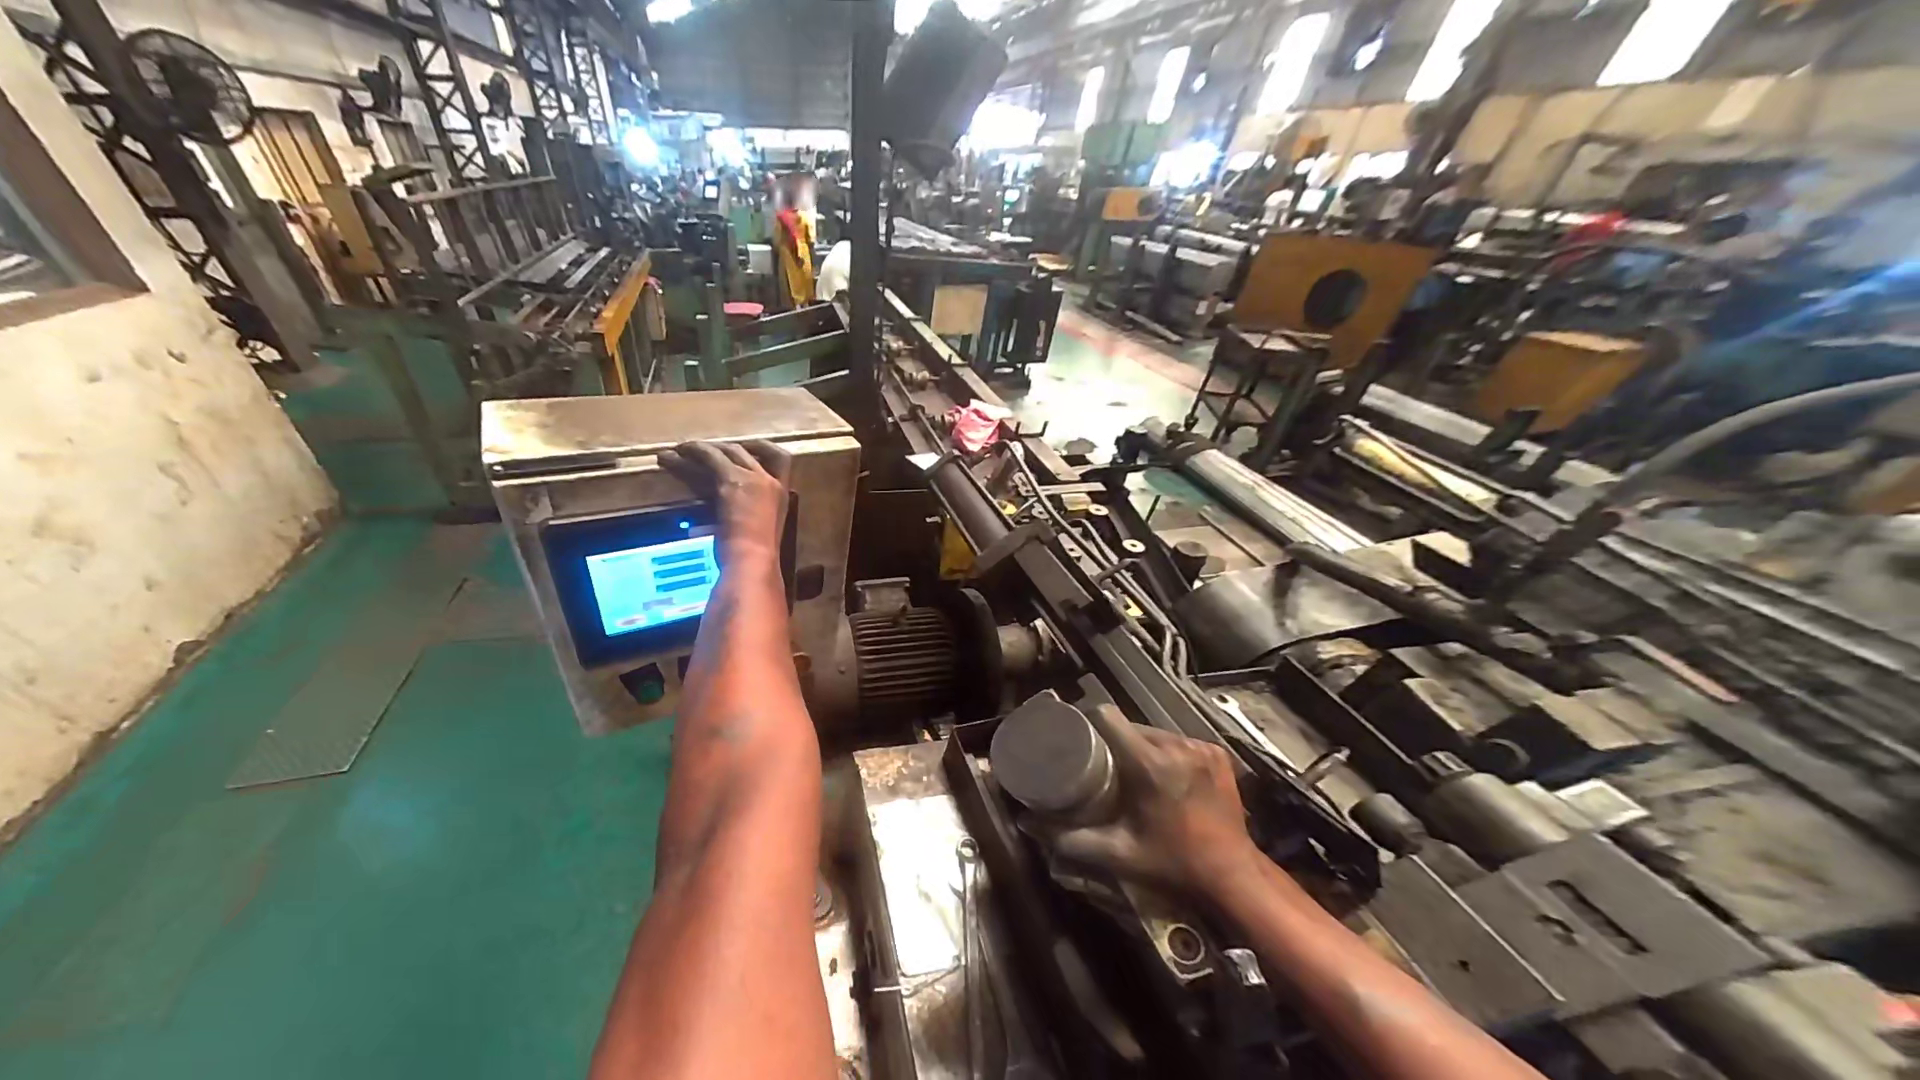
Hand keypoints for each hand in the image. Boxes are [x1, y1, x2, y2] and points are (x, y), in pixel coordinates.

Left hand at [657, 440, 790, 563]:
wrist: (754, 563)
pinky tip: (672, 456)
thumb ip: (745, 520)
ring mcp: (753, 479)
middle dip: (721, 449)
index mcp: (782, 496)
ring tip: (676, 450)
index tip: (743, 447)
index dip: (761, 448)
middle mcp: (771, 482)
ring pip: (724, 453)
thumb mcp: (757, 534)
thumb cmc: (758, 561)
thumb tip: (720, 522)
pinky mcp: (731, 481)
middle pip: (745, 453)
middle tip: (699, 451)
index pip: (781, 459)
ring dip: (699, 450)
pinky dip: (691, 453)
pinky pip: (709, 457)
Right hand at [1053, 705, 1260, 900]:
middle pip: (1132, 725)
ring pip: (1156, 732)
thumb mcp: (1117, 853)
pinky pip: (1180, 741)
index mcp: (1150, 763)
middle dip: (1115, 740)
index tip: (1079, 737)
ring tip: (1131, 770)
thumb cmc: (1172, 863)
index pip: (1109, 717)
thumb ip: (1069, 838)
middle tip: (1104, 764)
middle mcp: (1177, 745)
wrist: (1233, 875)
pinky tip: (1164, 773)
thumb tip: (1026, 823)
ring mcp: (1201, 746)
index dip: (1089, 721)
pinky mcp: (1217, 752)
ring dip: (1142, 745)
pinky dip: (1168, 752)